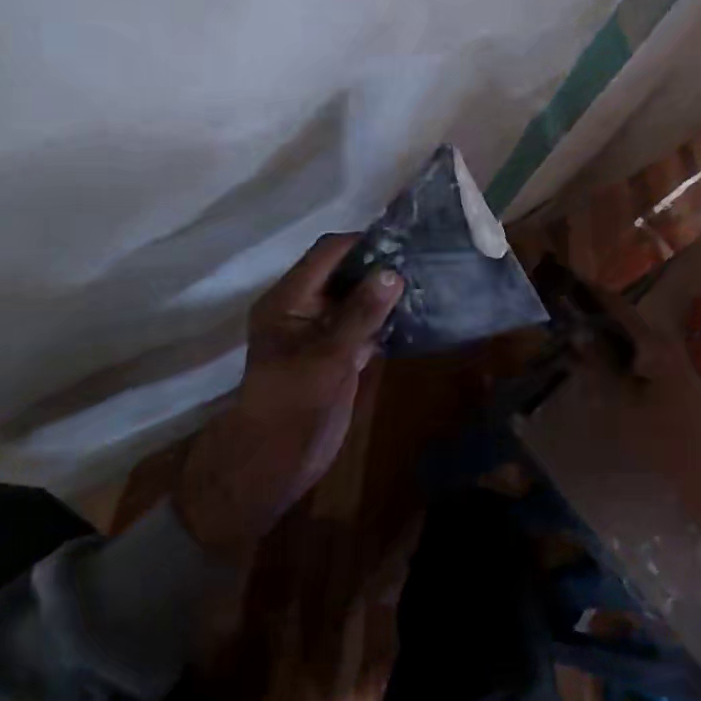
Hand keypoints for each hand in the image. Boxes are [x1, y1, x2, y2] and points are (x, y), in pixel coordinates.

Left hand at [174, 234, 403, 552]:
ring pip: (354, 303)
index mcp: (287, 300)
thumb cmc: (293, 404)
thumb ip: (360, 315)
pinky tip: (415, 318)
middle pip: (341, 275)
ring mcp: (320, 335)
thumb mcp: (329, 357)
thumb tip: (392, 273)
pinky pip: (362, 329)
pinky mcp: (335, 357)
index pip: (325, 256)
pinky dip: (383, 323)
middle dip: (376, 267)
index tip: (402, 239)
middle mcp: (302, 310)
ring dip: (383, 295)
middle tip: (421, 259)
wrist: (275, 460)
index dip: (361, 244)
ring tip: (425, 282)